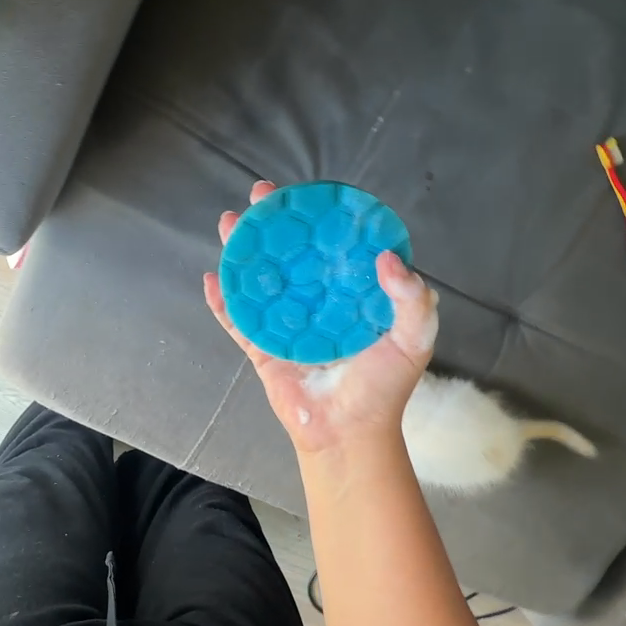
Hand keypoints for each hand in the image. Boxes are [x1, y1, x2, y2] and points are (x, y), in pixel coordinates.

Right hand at [203, 181, 439, 453]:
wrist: (348, 432)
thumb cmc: (383, 388)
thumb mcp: (414, 339)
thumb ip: (412, 299)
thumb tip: (388, 257)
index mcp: (348, 296)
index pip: (330, 248)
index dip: (318, 218)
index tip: (307, 193)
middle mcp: (314, 303)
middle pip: (288, 254)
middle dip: (271, 222)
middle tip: (260, 194)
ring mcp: (284, 325)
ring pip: (258, 280)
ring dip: (241, 251)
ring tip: (229, 223)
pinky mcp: (262, 349)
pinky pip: (238, 322)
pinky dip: (222, 302)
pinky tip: (211, 279)